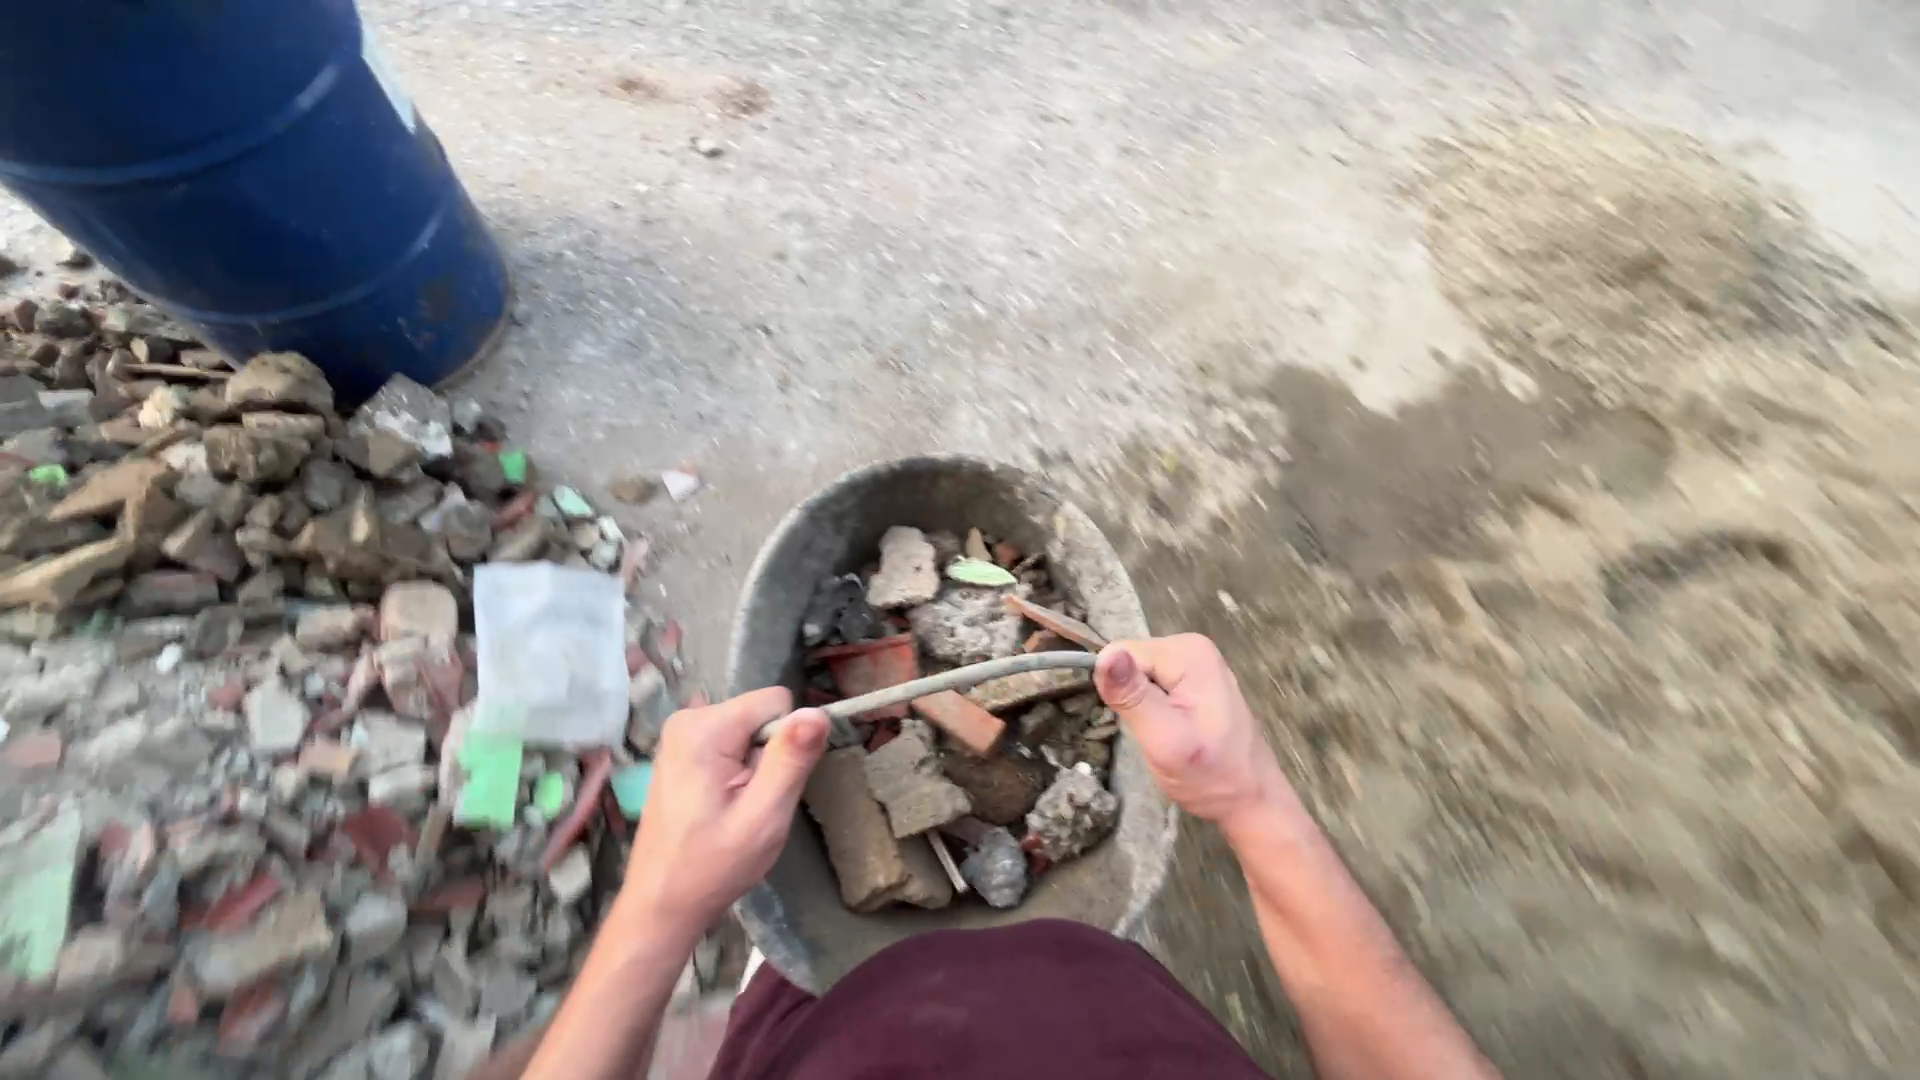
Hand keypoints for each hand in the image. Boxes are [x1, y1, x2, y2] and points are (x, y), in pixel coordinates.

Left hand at [621, 688, 828, 929]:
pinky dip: (737, 768)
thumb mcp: (764, 817)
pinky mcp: (681, 748)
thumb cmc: (713, 866)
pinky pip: (732, 740)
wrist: (661, 904)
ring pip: (749, 728)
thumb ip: (791, 760)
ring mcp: (680, 733)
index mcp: (704, 727)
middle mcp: (687, 718)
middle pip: (761, 713)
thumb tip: (817, 712)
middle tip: (751, 801)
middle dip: (768, 753)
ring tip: (736, 806)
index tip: (767, 784)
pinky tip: (722, 803)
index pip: (777, 702)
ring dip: (754, 763)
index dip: (786, 742)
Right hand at [1094, 634, 1295, 827]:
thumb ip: (1133, 697)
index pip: (1121, 654)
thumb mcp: (1165, 740)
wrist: (1251, 801)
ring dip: (1140, 706)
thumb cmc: (1210, 776)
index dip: (1120, 691)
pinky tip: (1171, 728)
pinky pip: (1151, 684)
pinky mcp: (1193, 679)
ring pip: (1137, 675)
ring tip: (1164, 733)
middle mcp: (1191, 646)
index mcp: (1187, 651)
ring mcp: (1194, 662)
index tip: (1140, 722)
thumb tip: (1104, 655)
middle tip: (1155, 732)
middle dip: (1131, 698)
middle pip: (1129, 662)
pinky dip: (1151, 709)